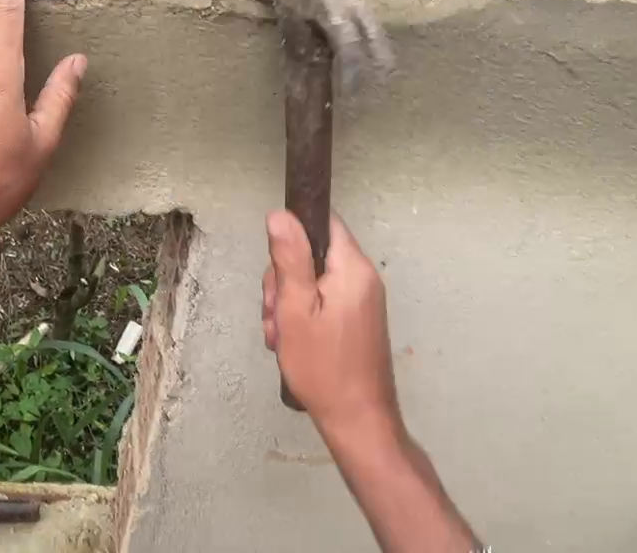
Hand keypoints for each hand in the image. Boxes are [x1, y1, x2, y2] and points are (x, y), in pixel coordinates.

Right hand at [263, 210, 401, 436]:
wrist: (358, 424)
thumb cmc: (323, 366)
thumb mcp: (295, 308)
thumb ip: (289, 258)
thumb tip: (280, 213)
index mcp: (353, 268)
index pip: (322, 221)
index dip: (293, 232)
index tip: (276, 264)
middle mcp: (363, 278)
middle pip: (312, 252)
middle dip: (283, 279)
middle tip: (274, 313)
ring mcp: (360, 300)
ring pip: (311, 279)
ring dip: (287, 302)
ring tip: (280, 334)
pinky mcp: (356, 319)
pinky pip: (322, 300)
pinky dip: (301, 315)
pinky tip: (290, 341)